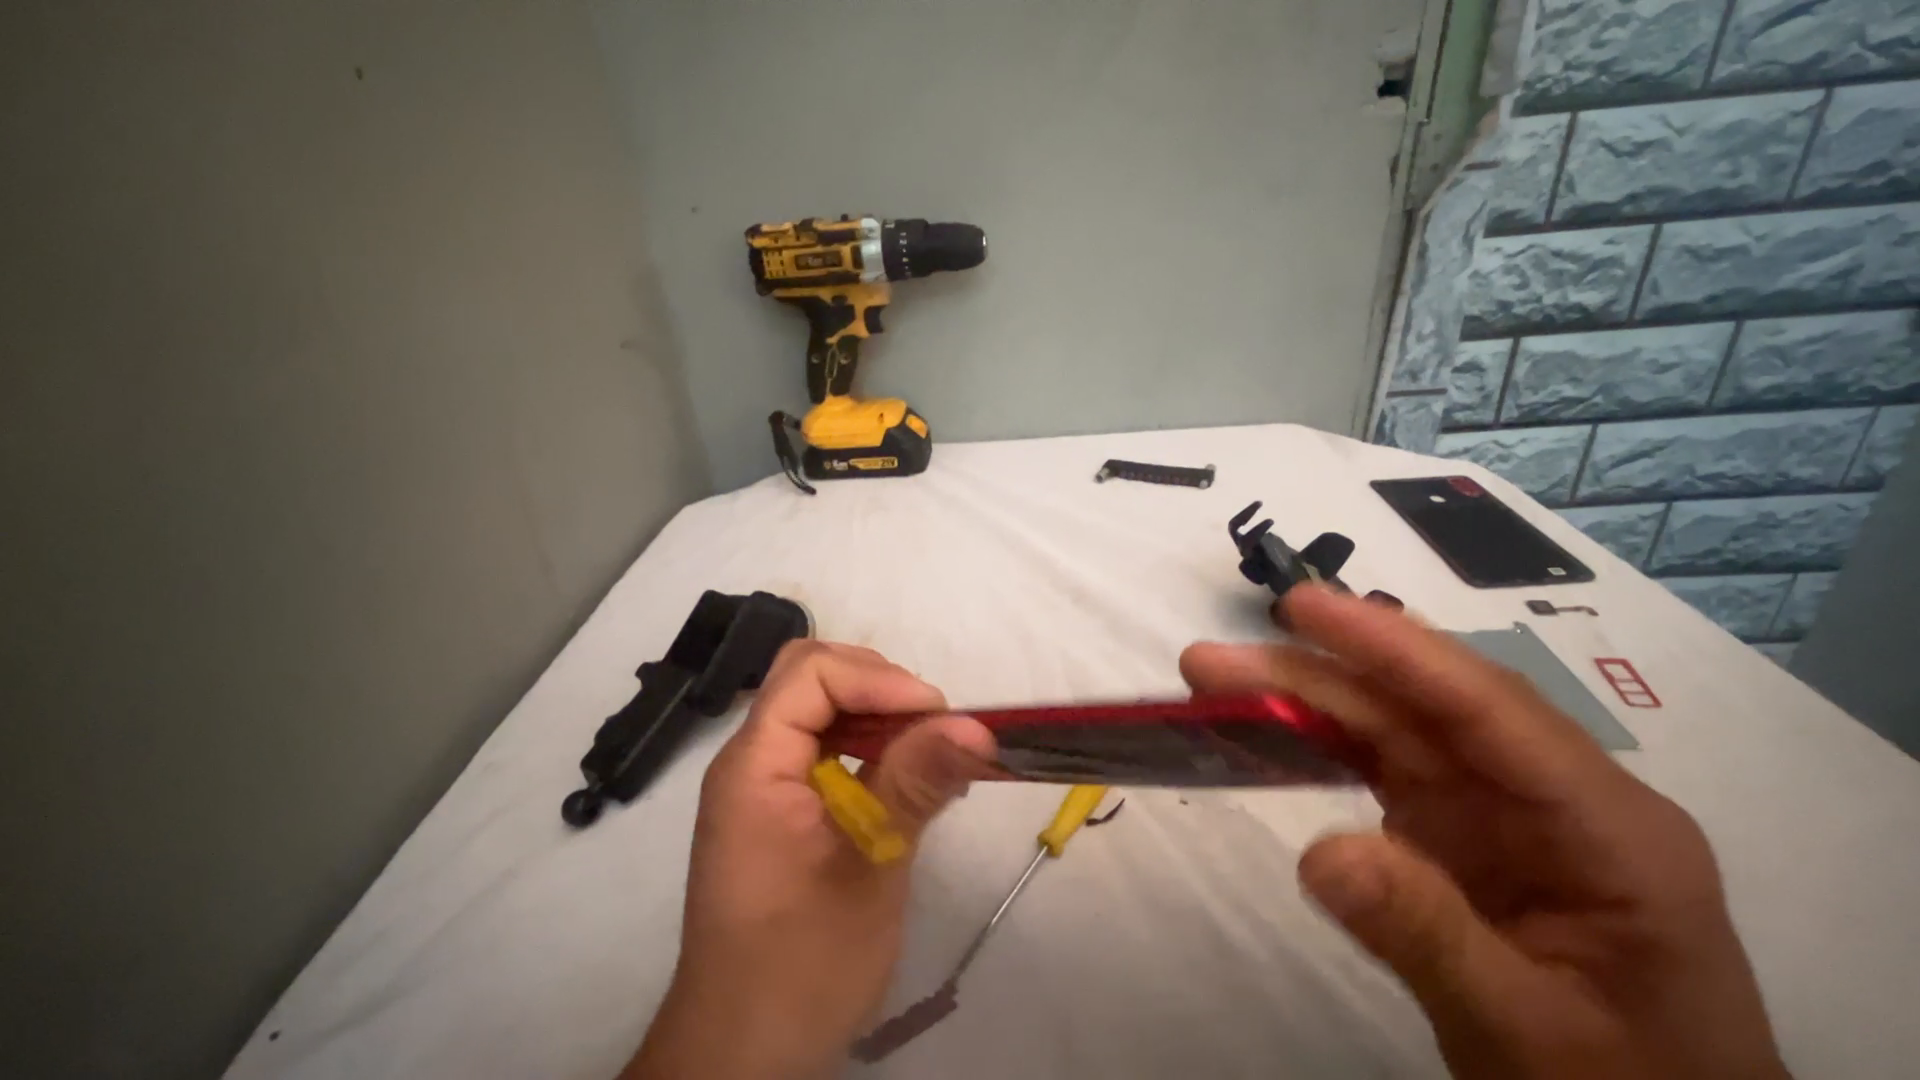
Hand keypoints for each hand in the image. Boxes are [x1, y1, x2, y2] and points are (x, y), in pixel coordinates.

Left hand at [625, 641, 995, 1079]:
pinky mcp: (780, 813)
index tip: (937, 714)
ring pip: (818, 711)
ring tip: (933, 751)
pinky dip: (869, 748)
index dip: (878, 679)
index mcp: (754, 766)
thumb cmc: (802, 964)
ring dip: (878, 716)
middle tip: (935, 726)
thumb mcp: (869, 869)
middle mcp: (750, 762)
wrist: (744, 1050)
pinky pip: (822, 751)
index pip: (810, 674)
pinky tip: (908, 780)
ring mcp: (762, 788)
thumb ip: (915, 785)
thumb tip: (978, 725)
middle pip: (809, 679)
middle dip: (878, 686)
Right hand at [1182, 586, 1787, 1079]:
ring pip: (1396, 732)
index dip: (1393, 650)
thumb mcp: (1526, 1030)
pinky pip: (1385, 771)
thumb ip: (1428, 935)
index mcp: (1607, 824)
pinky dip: (1322, 747)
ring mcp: (1501, 812)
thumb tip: (1317, 854)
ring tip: (1219, 684)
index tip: (1304, 612)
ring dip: (1308, 701)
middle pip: (1423, 710)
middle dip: (1318, 675)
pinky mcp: (1461, 834)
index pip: (1487, 711)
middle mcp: (1550, 794)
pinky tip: (1268, 730)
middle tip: (1210, 661)